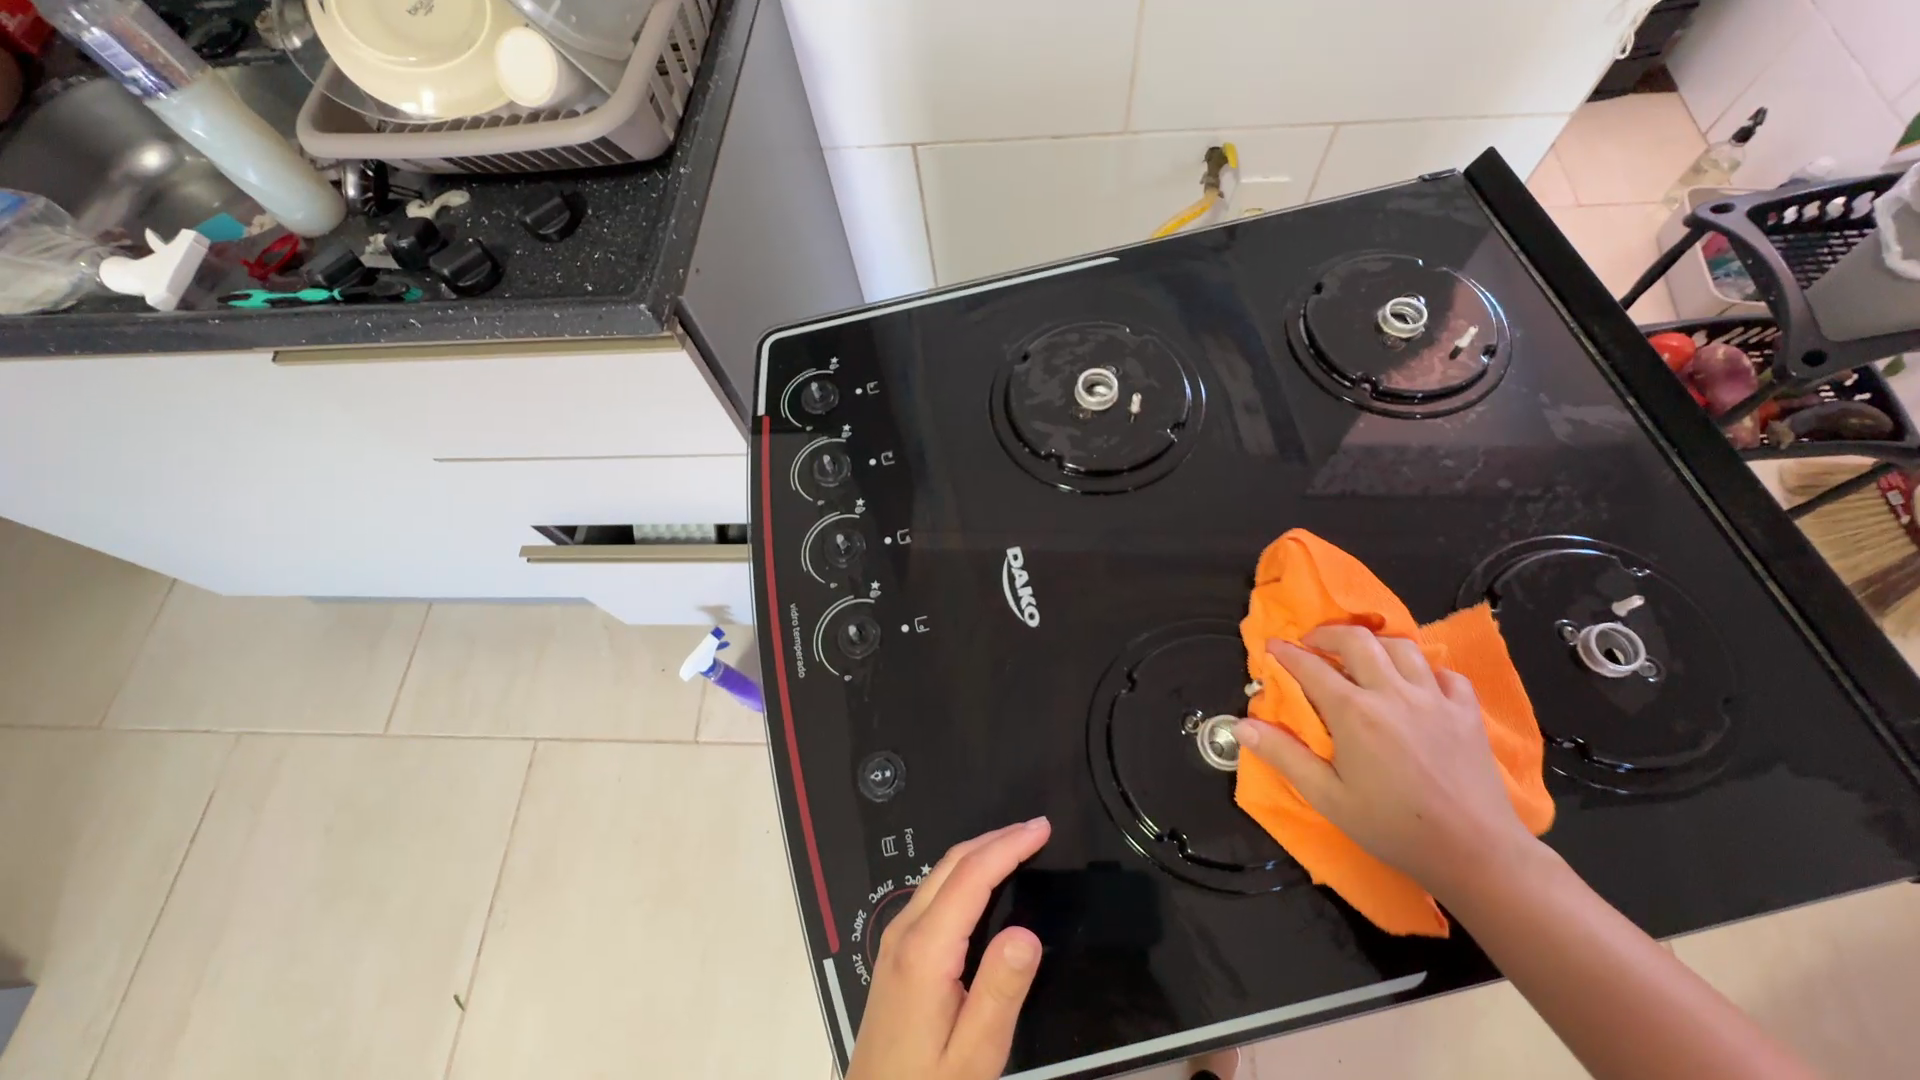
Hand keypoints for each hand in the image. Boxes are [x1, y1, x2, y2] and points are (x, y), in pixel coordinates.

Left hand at [846, 817, 1050, 1079]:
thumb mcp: (975, 1051)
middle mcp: (905, 932)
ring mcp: (895, 940)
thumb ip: (1000, 991)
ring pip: (938, 875)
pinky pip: (932, 894)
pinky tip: (983, 880)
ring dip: (980, 852)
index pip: (971, 877)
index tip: (1043, 828)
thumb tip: (1027, 932)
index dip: (1008, 846)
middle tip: (1037, 828)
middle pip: (951, 865)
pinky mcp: (895, 953)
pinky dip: (964, 873)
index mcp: (926, 950)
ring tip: (1018, 845)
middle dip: (996, 839)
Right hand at [1234, 625, 1535, 900]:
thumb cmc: (1393, 827)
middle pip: (1357, 640)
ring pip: (1401, 646)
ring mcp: (1435, 698)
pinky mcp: (1467, 711)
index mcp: (1354, 713)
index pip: (1311, 668)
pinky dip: (1423, 670)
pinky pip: (1444, 673)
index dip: (1286, 654)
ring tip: (1361, 657)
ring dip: (1374, 644)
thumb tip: (1242, 725)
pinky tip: (1415, 686)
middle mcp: (1393, 693)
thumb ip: (1284, 756)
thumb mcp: (1328, 798)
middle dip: (1328, 635)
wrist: (1474, 851)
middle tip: (1312, 646)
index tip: (1272, 648)